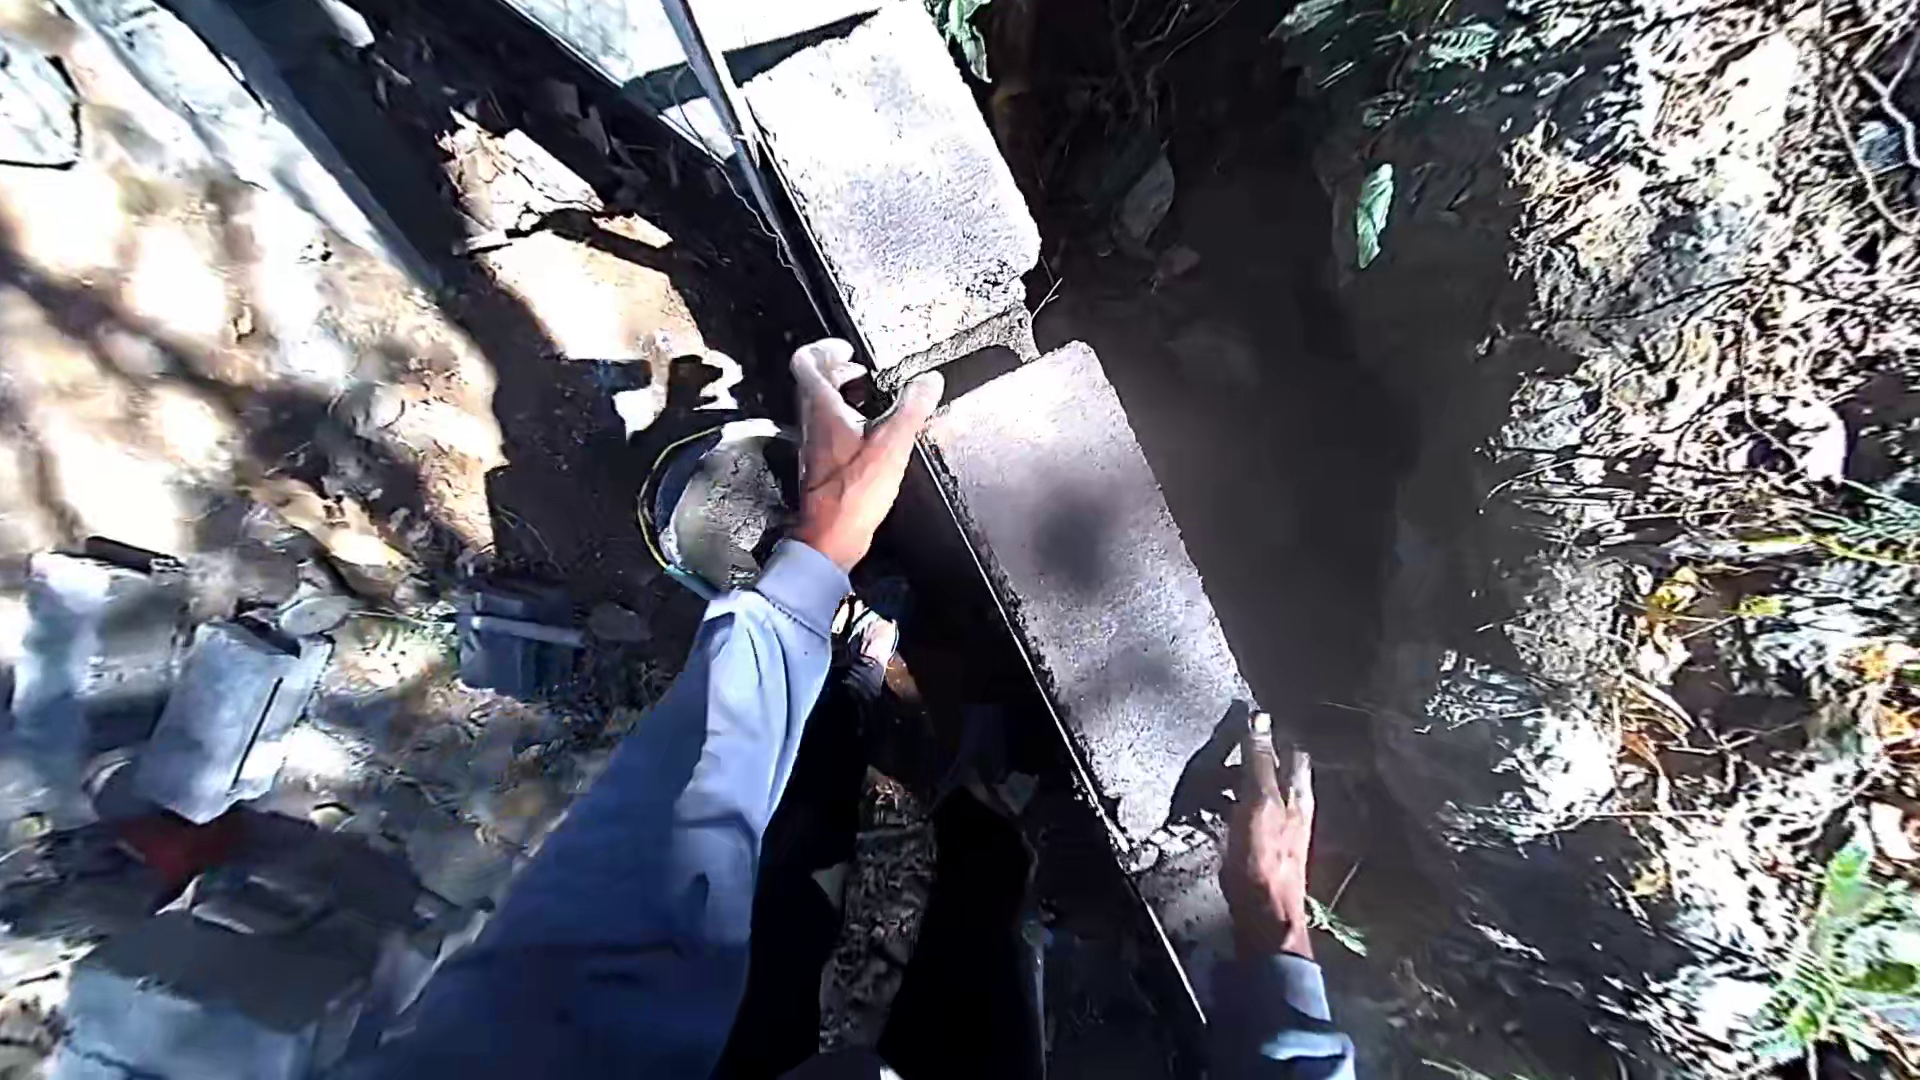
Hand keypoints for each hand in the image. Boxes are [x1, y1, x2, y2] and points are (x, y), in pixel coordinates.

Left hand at [791, 339, 943, 571]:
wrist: (831, 537)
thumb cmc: (854, 494)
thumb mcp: (891, 447)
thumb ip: (911, 411)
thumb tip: (929, 381)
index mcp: (823, 412)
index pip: (807, 363)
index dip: (825, 348)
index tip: (848, 349)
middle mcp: (812, 425)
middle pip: (813, 383)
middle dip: (837, 370)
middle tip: (861, 370)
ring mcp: (814, 446)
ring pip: (819, 407)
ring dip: (840, 394)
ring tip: (867, 396)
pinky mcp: (822, 465)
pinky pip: (827, 429)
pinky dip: (844, 419)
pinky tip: (867, 433)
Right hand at [1220, 705, 1314, 958]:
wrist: (1262, 909)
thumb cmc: (1264, 853)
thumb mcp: (1259, 799)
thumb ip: (1259, 758)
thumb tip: (1260, 716)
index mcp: (1297, 791)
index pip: (1289, 749)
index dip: (1270, 732)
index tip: (1242, 718)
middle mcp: (1289, 803)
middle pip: (1269, 766)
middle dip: (1245, 753)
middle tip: (1216, 744)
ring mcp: (1272, 821)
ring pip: (1250, 785)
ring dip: (1229, 775)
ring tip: (1205, 771)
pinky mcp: (1253, 836)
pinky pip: (1237, 805)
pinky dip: (1222, 797)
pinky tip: (1206, 799)